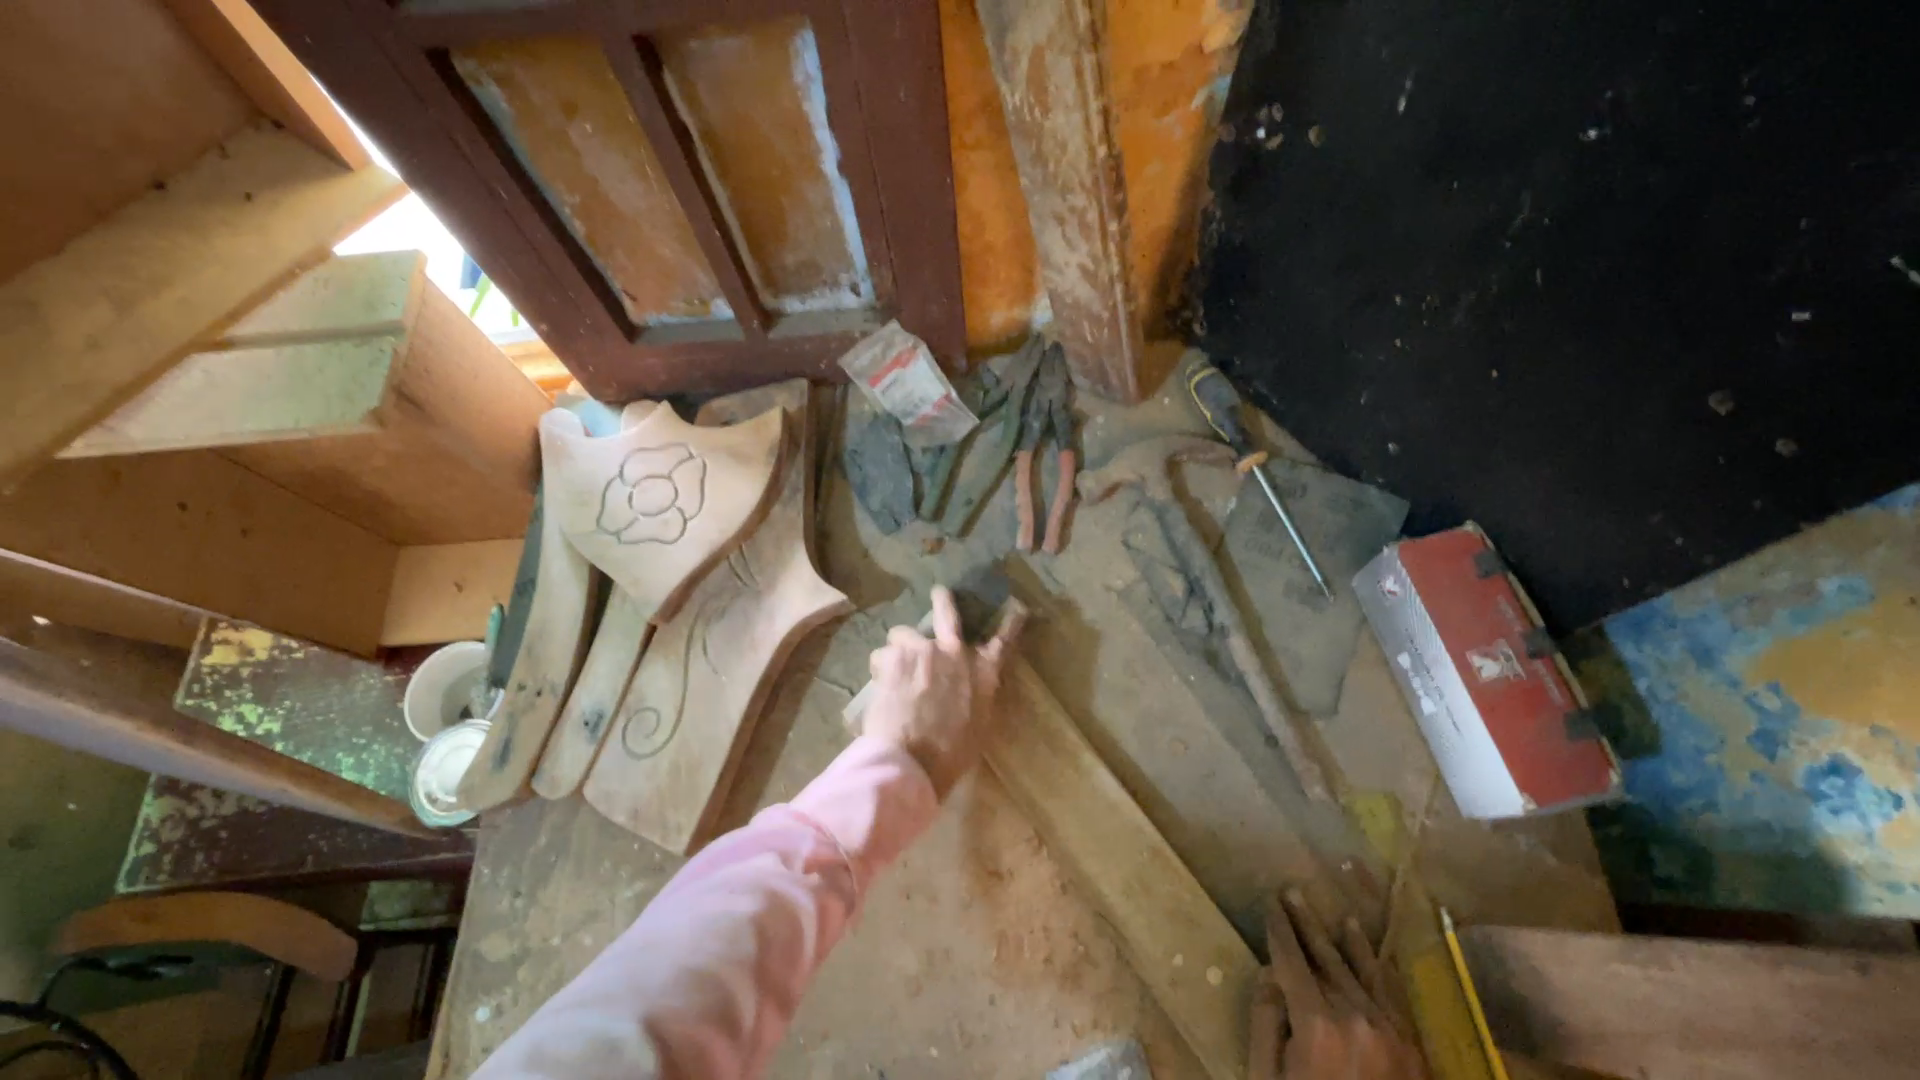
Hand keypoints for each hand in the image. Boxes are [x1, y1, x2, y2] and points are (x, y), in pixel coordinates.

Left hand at [862, 587, 1024, 798]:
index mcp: (985, 673)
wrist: (914, 761)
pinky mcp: (895, 656)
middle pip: (948, 613)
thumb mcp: (979, 725)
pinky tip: (879, 688)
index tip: (1017, 607)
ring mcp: (925, 649)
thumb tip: (970, 689)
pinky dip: (880, 669)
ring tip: (891, 672)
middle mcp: (957, 652)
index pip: (1004, 640)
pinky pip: (882, 655)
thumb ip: (977, 697)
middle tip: (939, 593)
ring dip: (898, 649)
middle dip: (943, 600)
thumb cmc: (951, 754)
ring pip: (903, 635)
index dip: (1012, 622)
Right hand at [1251, 889, 1427, 1079]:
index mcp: (1317, 1026)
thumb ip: (1266, 1024)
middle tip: (1292, 893)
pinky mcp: (1413, 1048)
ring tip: (1329, 911)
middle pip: (1326, 959)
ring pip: (1360, 972)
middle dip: (1306, 924)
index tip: (1270, 904)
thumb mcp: (1266, 1078)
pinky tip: (1368, 946)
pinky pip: (1391, 994)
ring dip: (1341, 939)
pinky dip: (1376, 966)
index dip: (1280, 931)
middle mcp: (1357, 1018)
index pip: (1293, 962)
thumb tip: (1270, 976)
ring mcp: (1391, 1031)